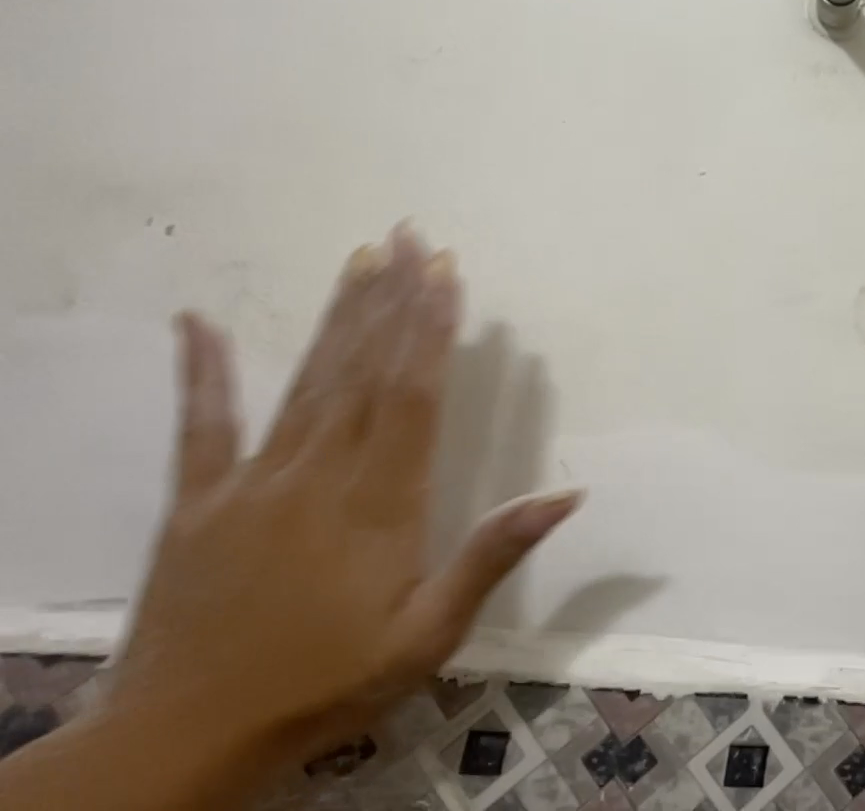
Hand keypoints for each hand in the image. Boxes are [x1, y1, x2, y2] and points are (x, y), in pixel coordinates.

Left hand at [0, 226, 581, 810]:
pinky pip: (200, 427)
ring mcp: (249, 485)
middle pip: (362, 372)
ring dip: (337, 317)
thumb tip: (569, 492)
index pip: (412, 396)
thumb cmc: (327, 684)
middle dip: (391, 300)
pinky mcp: (195, 504)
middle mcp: (316, 477)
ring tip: (359, 258)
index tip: (444, 272)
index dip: (430, 328)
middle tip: (407, 237)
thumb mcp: (428, 635)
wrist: (182, 740)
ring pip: (304, 383)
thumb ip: (492, 555)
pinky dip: (200, 372)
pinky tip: (195, 322)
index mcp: (378, 504)